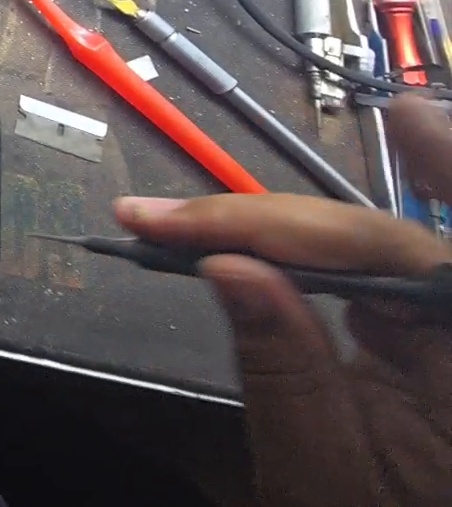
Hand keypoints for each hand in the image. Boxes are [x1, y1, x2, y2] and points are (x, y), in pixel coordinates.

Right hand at [116, 94, 451, 505]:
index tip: (404, 116)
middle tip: (163, 220)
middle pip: (399, 250)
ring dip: (282, 226)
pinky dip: (309, 237)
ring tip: (183, 221)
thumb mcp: (320, 474)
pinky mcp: (428, 337)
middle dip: (277, 223)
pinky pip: (379, 270)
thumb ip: (285, 369)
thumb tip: (226, 264)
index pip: (428, 270)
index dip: (430, 184)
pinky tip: (251, 218)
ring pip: (386, 251)